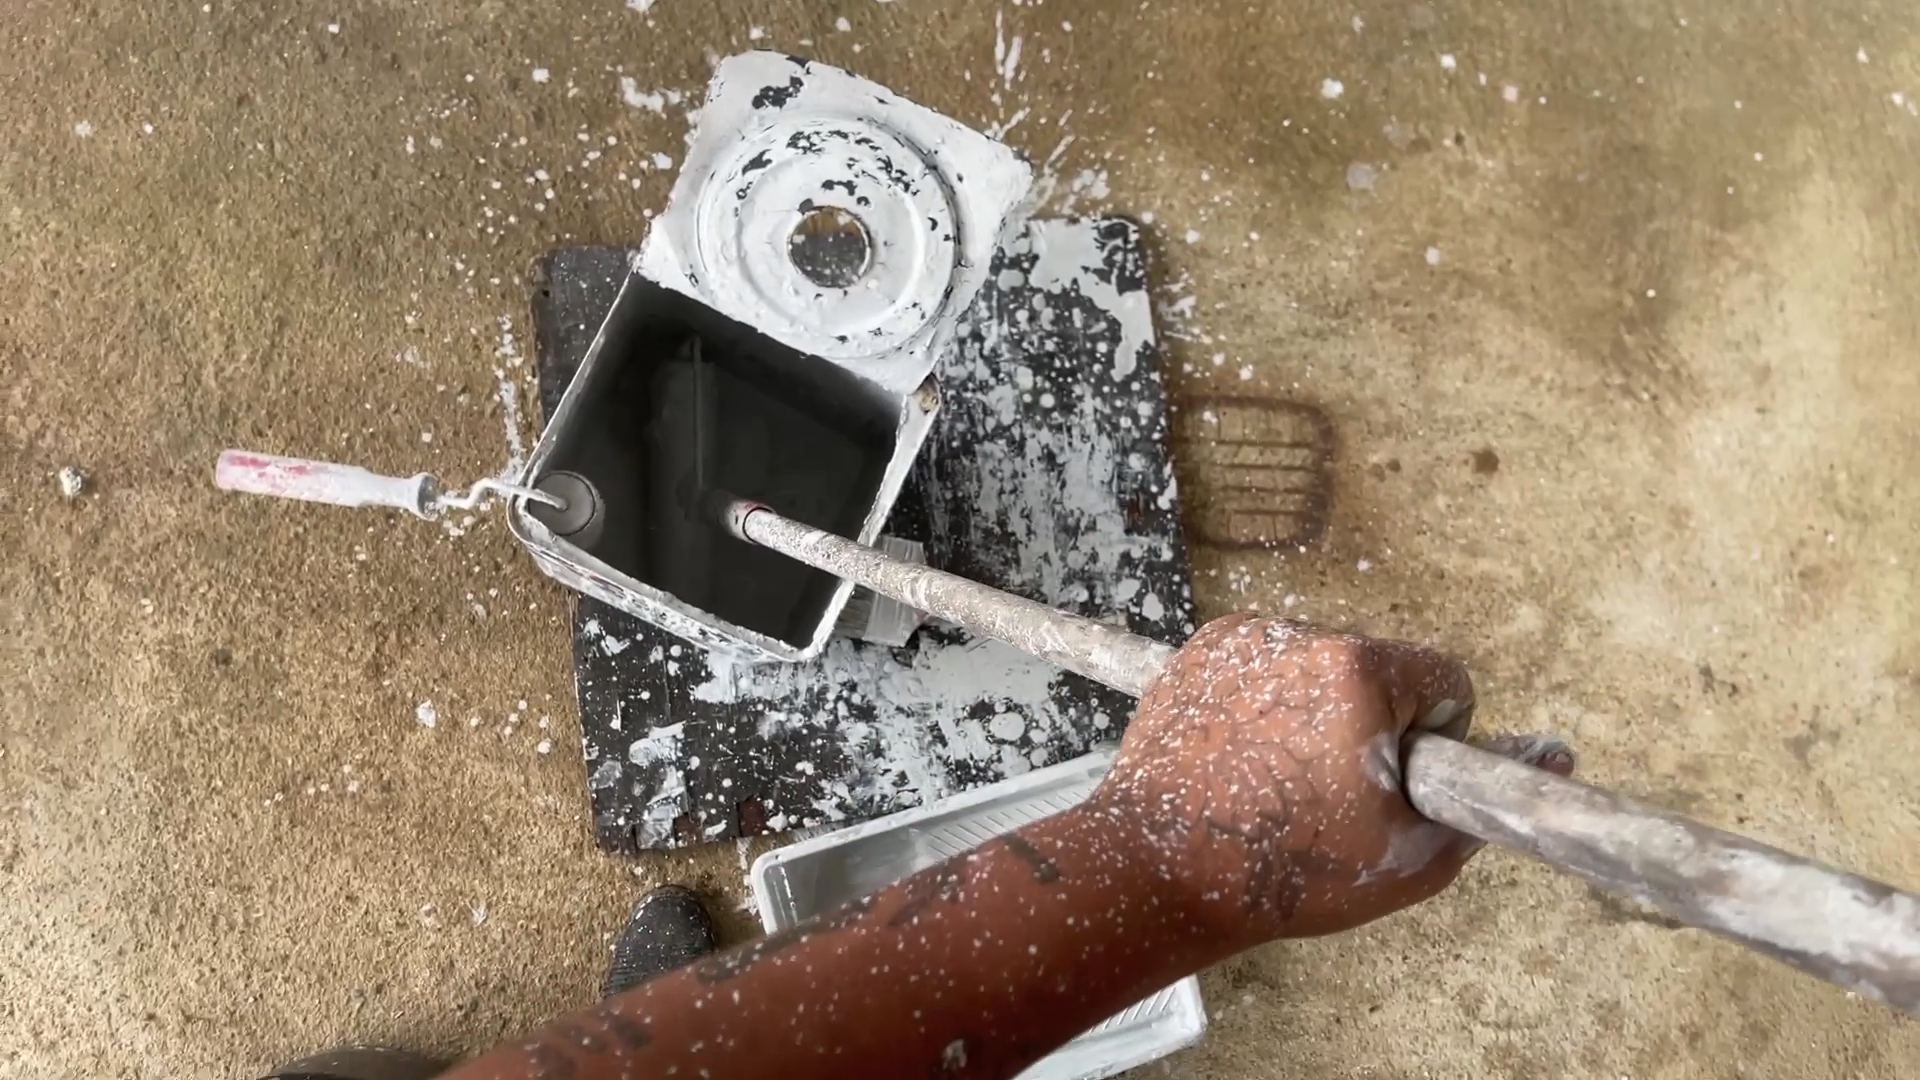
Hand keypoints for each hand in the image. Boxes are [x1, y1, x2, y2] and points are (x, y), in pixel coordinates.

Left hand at [1090, 614, 1573, 946]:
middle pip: (1374, 664)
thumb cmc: (1287, 867)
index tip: (1391, 774)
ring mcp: (1238, 636)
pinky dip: (1265, 694)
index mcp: (1357, 669)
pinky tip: (1242, 747)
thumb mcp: (1412, 854)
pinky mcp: (1198, 647)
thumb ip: (1485, 799)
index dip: (1432, 735)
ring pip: (1315, 662)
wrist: (1163, 861)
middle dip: (1370, 714)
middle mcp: (1296, 633)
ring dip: (1315, 702)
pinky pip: (1262, 661)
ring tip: (1277, 769)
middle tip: (1327, 780)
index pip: (1443, 677)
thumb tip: (1553, 755)